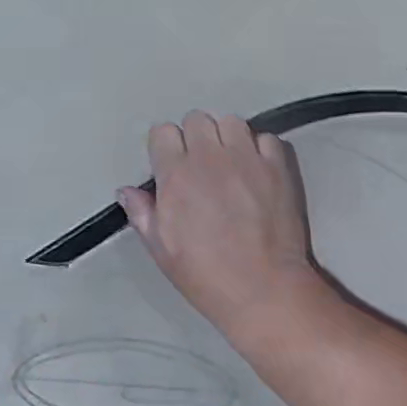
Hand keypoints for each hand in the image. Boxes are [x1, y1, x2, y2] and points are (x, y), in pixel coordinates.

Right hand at [117, 111, 326, 335]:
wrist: (262, 286)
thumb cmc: (206, 274)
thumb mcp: (162, 250)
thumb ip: (144, 214)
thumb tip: (128, 191)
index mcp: (176, 175)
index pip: (164, 132)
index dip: (167, 148)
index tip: (174, 167)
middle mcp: (212, 157)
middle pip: (198, 119)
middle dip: (197, 138)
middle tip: (204, 166)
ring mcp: (248, 158)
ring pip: (233, 121)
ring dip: (229, 137)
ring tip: (232, 163)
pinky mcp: (279, 167)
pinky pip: (268, 139)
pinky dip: (261, 148)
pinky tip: (259, 170)